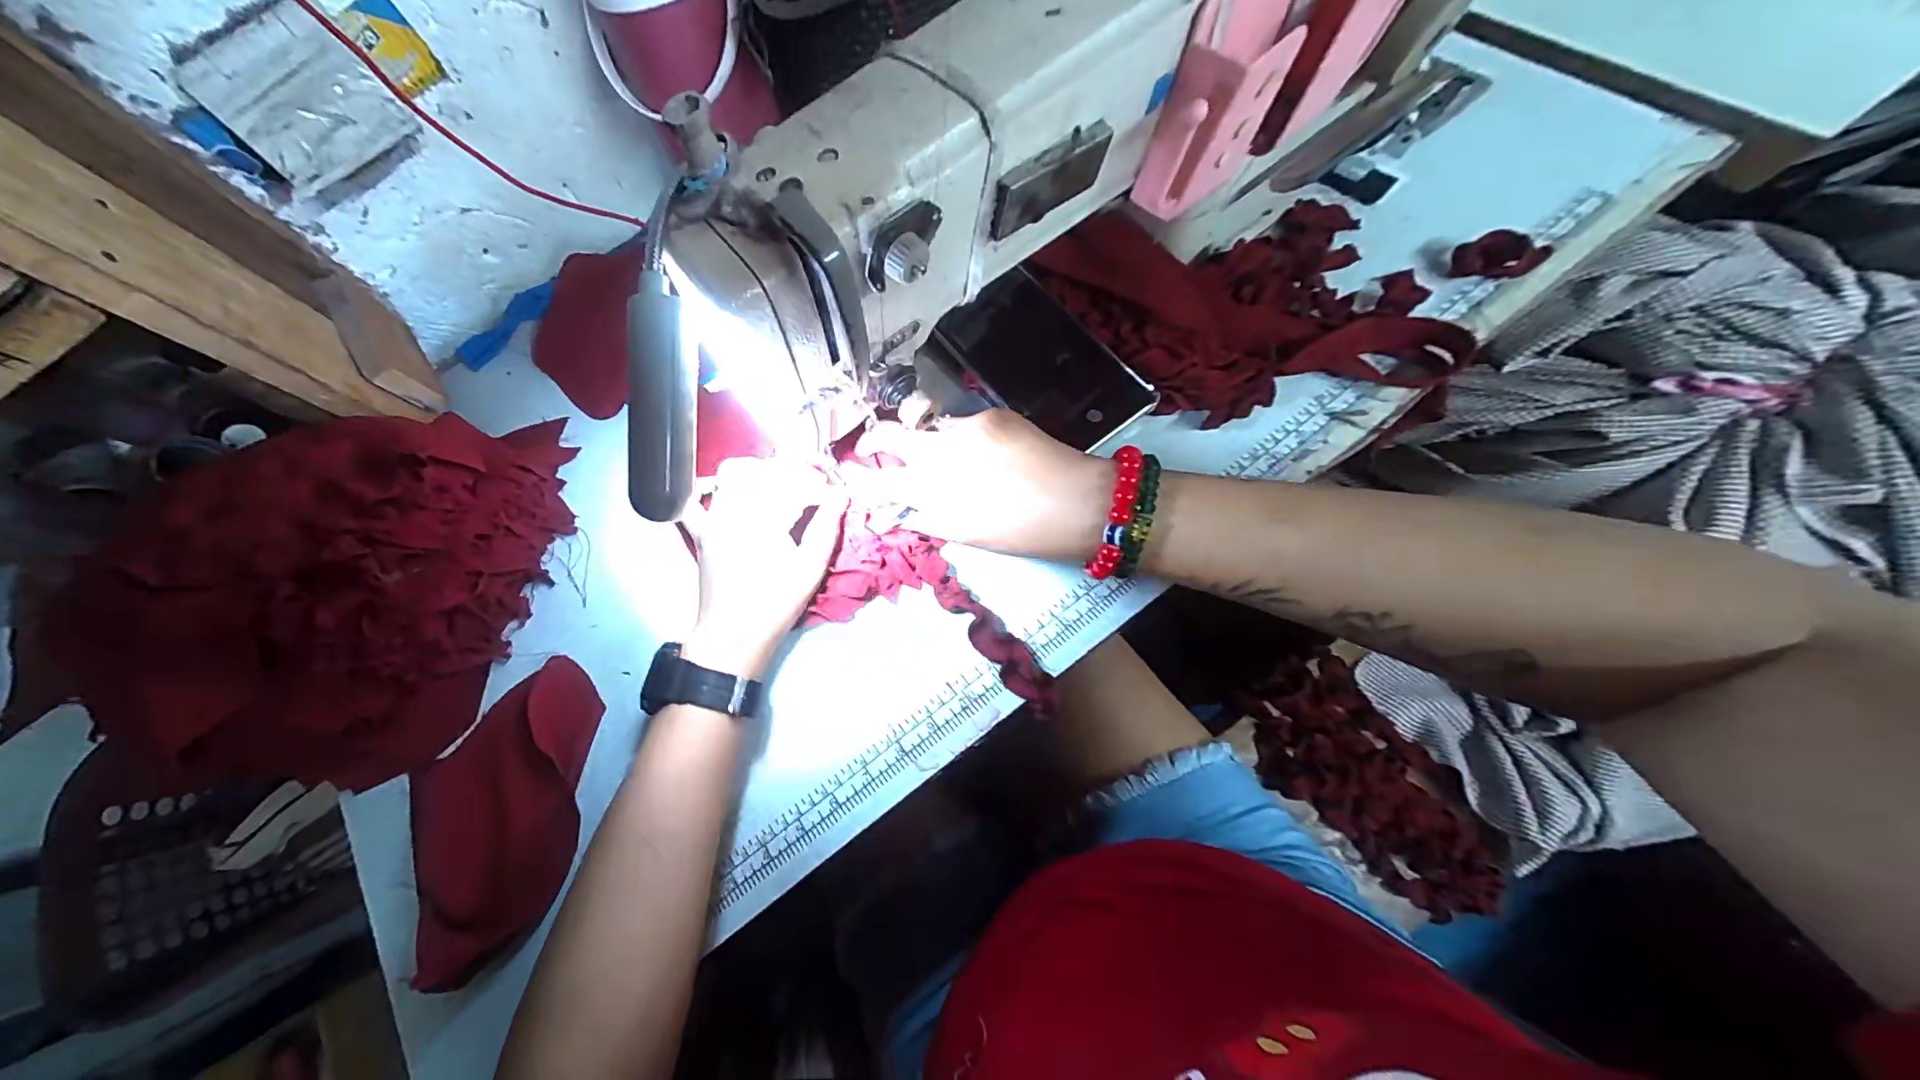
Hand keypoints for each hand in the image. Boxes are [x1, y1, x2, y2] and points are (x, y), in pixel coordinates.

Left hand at [681, 458, 846, 679]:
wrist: (733, 635)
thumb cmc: (776, 604)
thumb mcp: (811, 568)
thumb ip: (827, 527)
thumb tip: (841, 496)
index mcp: (765, 518)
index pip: (796, 484)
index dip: (820, 485)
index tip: (834, 493)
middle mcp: (735, 509)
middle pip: (765, 471)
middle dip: (792, 472)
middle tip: (812, 486)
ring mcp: (714, 518)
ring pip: (732, 474)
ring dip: (759, 472)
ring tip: (778, 485)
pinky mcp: (702, 531)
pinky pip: (699, 500)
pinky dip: (713, 490)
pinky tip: (731, 495)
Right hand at [842, 409, 1111, 560]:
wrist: (1080, 503)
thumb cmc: (1025, 534)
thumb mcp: (968, 534)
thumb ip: (927, 518)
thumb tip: (899, 510)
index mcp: (931, 497)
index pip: (875, 483)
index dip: (858, 480)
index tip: (852, 478)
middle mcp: (937, 458)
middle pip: (886, 435)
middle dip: (873, 440)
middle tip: (874, 447)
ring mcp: (961, 431)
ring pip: (923, 423)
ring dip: (919, 434)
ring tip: (933, 446)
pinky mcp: (987, 415)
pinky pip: (957, 421)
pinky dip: (957, 435)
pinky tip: (981, 450)